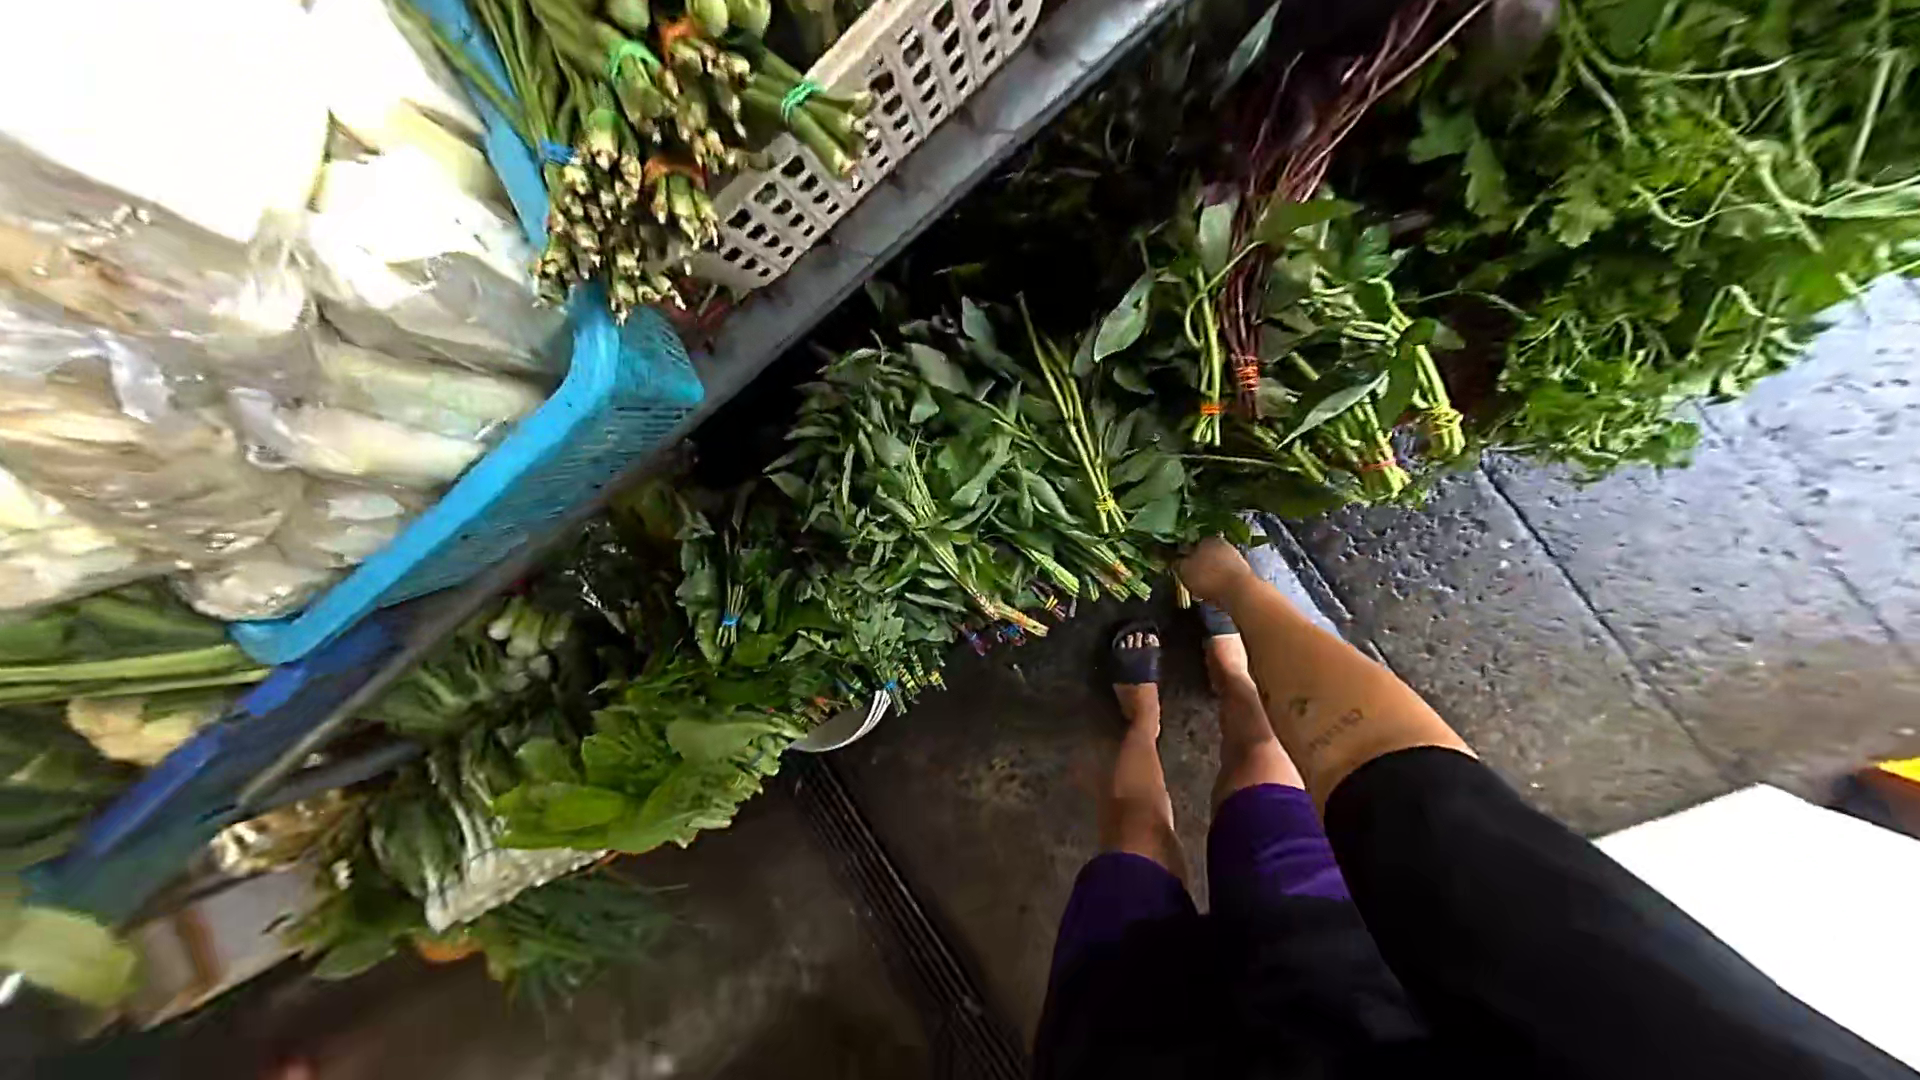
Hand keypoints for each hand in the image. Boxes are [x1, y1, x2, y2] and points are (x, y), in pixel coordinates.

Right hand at [1176, 537, 1251, 604]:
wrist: (1240, 592)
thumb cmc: (1208, 577)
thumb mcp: (1184, 570)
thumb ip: (1178, 563)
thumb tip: (1175, 560)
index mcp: (1207, 539)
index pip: (1191, 543)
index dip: (1183, 555)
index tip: (1178, 565)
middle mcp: (1223, 544)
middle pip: (1205, 554)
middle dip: (1198, 565)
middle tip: (1189, 578)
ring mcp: (1236, 558)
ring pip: (1216, 566)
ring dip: (1209, 575)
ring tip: (1200, 589)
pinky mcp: (1244, 573)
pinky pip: (1225, 577)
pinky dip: (1219, 583)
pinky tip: (1214, 593)